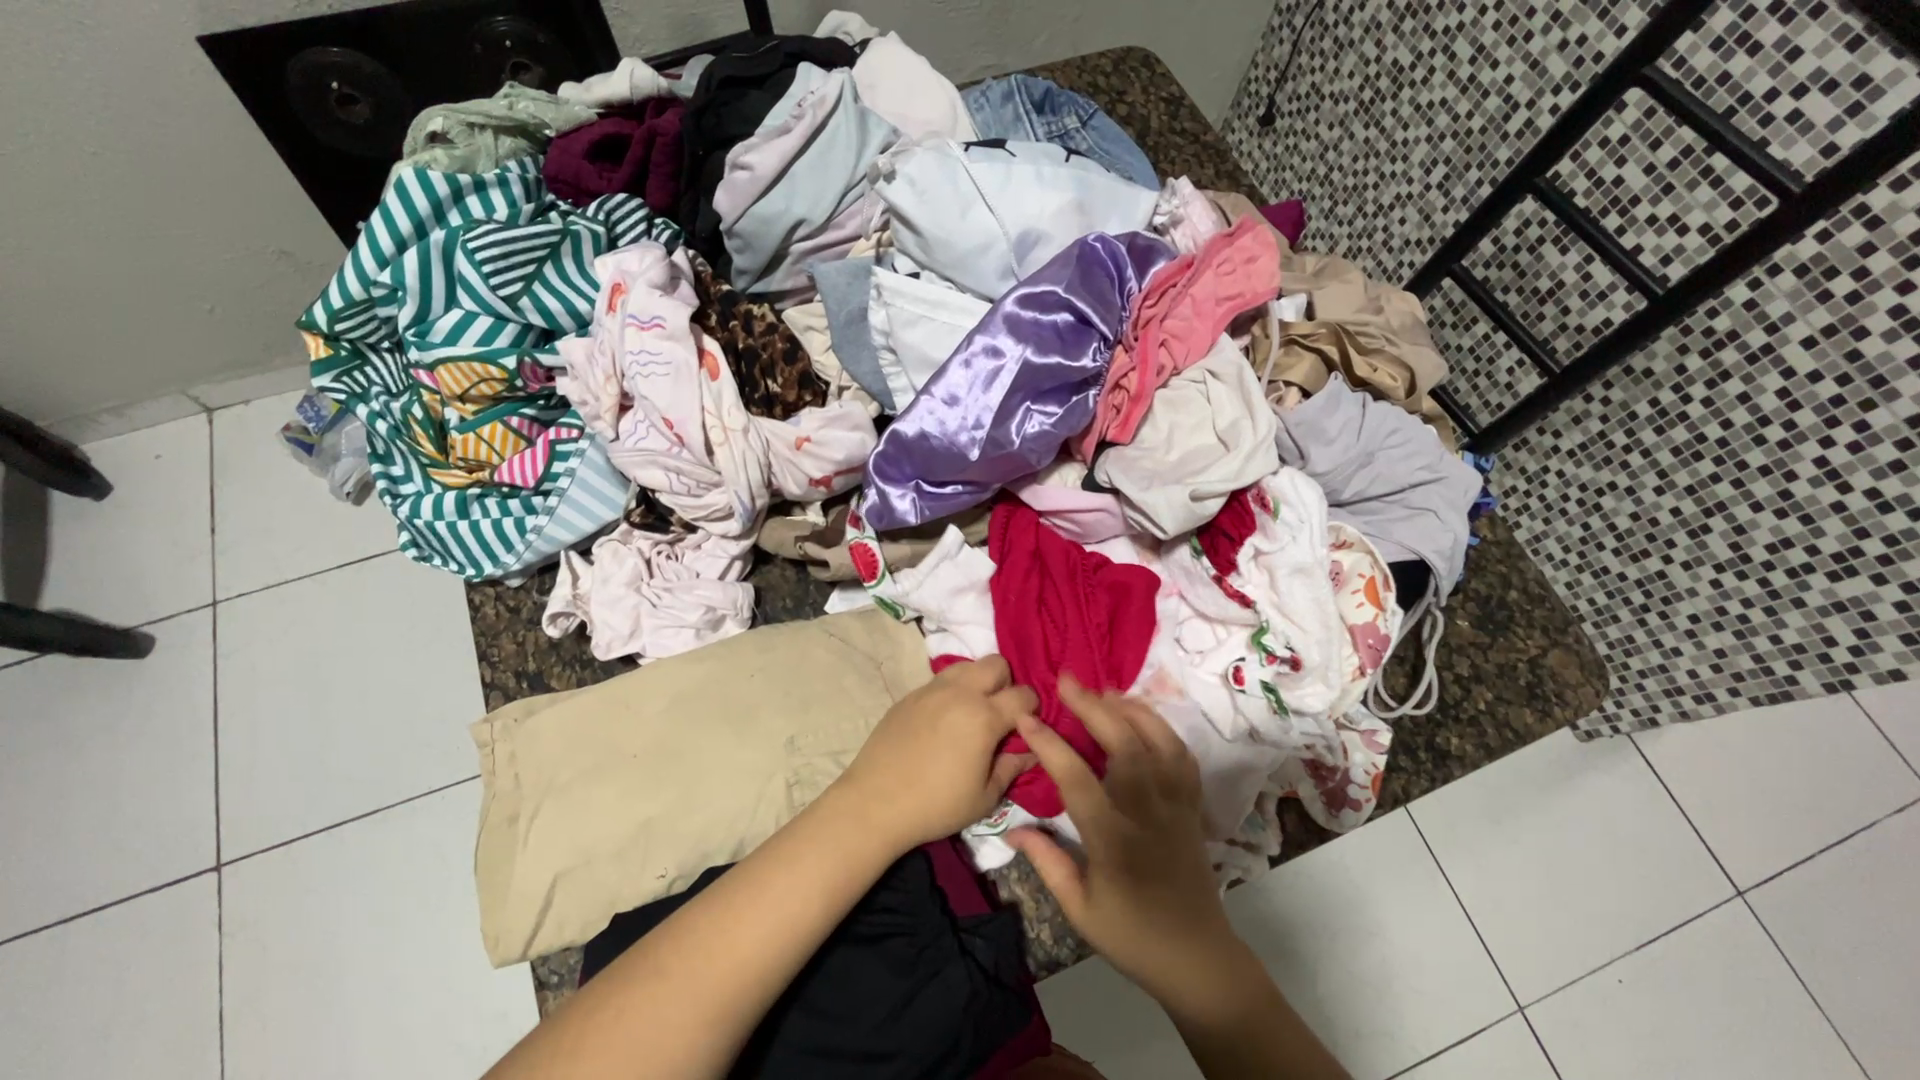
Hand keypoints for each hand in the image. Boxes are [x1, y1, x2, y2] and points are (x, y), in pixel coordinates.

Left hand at [831, 655, 1038, 853]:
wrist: (875, 803)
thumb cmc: (936, 806)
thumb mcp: (984, 797)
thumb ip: (1011, 768)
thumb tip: (1031, 751)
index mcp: (984, 717)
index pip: (1024, 695)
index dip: (1032, 709)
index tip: (1026, 728)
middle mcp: (959, 693)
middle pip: (996, 663)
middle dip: (1006, 683)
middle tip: (999, 714)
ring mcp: (930, 690)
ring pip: (966, 665)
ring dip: (977, 682)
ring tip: (971, 713)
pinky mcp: (909, 696)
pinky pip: (940, 681)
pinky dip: (951, 692)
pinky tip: (943, 722)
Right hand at [1007, 675, 1243, 1005]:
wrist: (1196, 956)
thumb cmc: (1130, 935)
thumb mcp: (1079, 909)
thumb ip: (1047, 864)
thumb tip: (1012, 831)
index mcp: (1113, 838)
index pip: (1076, 779)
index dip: (1049, 744)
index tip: (1025, 718)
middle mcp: (1148, 812)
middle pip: (1124, 745)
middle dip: (1093, 707)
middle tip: (1066, 679)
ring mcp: (1176, 806)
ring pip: (1159, 742)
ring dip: (1130, 709)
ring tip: (1102, 690)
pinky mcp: (1193, 808)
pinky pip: (1183, 757)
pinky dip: (1163, 729)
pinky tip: (1143, 719)